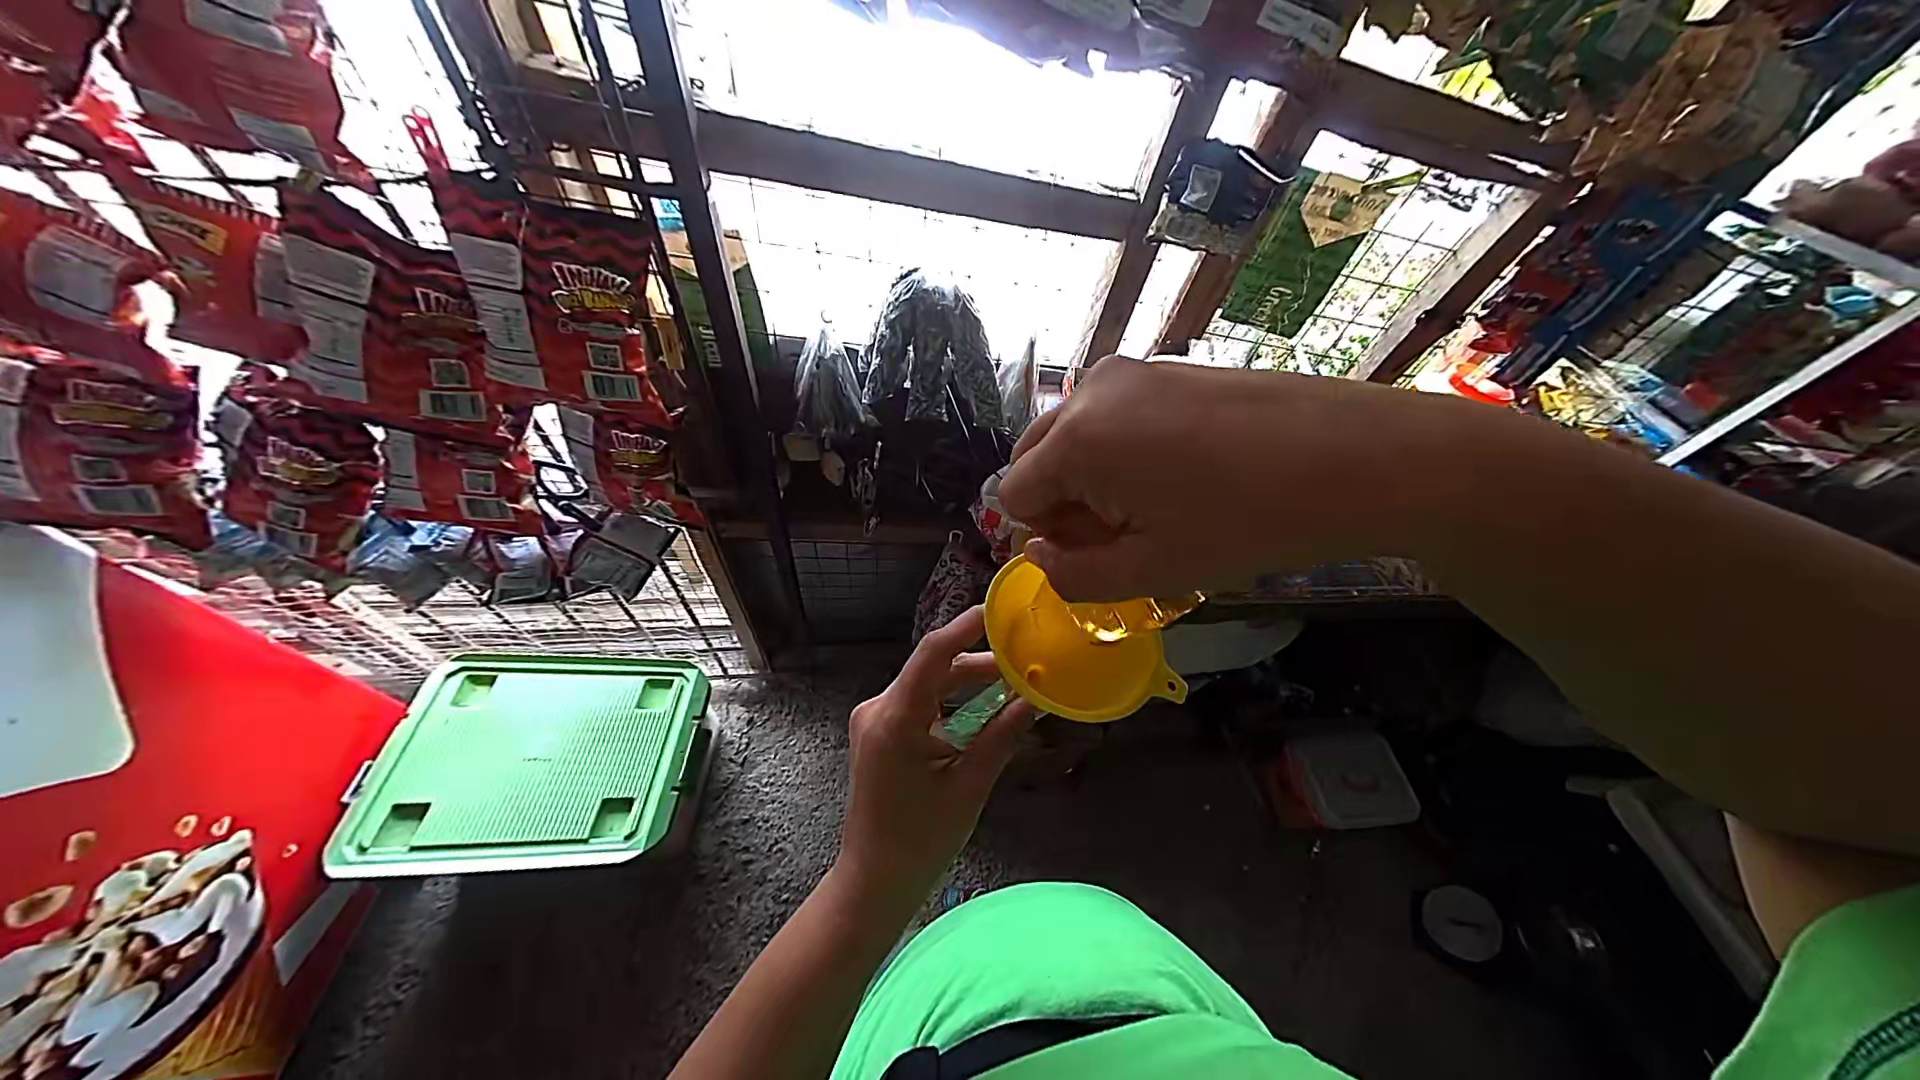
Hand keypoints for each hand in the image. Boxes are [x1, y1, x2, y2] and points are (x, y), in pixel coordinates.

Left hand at [836, 607, 1037, 913]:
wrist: (875, 879)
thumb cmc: (921, 840)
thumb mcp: (970, 785)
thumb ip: (1002, 734)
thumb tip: (1036, 699)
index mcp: (895, 718)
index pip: (933, 654)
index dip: (967, 627)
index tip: (1000, 611)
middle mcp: (878, 708)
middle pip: (933, 668)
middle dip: (980, 663)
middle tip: (1025, 663)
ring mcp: (875, 718)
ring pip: (928, 684)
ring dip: (968, 683)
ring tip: (1013, 686)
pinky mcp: (880, 730)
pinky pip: (920, 702)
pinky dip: (952, 701)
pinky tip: (983, 708)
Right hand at [997, 356, 1519, 600]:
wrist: (1360, 456)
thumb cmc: (1249, 521)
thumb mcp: (1152, 570)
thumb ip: (1073, 576)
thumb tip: (1035, 556)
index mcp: (1077, 440)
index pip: (1012, 496)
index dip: (1047, 536)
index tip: (1104, 549)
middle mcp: (1091, 391)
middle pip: (1036, 461)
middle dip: (1064, 504)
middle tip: (1130, 531)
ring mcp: (1131, 372)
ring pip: (1073, 439)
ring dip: (1093, 480)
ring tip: (1160, 502)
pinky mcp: (1164, 368)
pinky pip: (1111, 418)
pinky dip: (1121, 452)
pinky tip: (1183, 471)